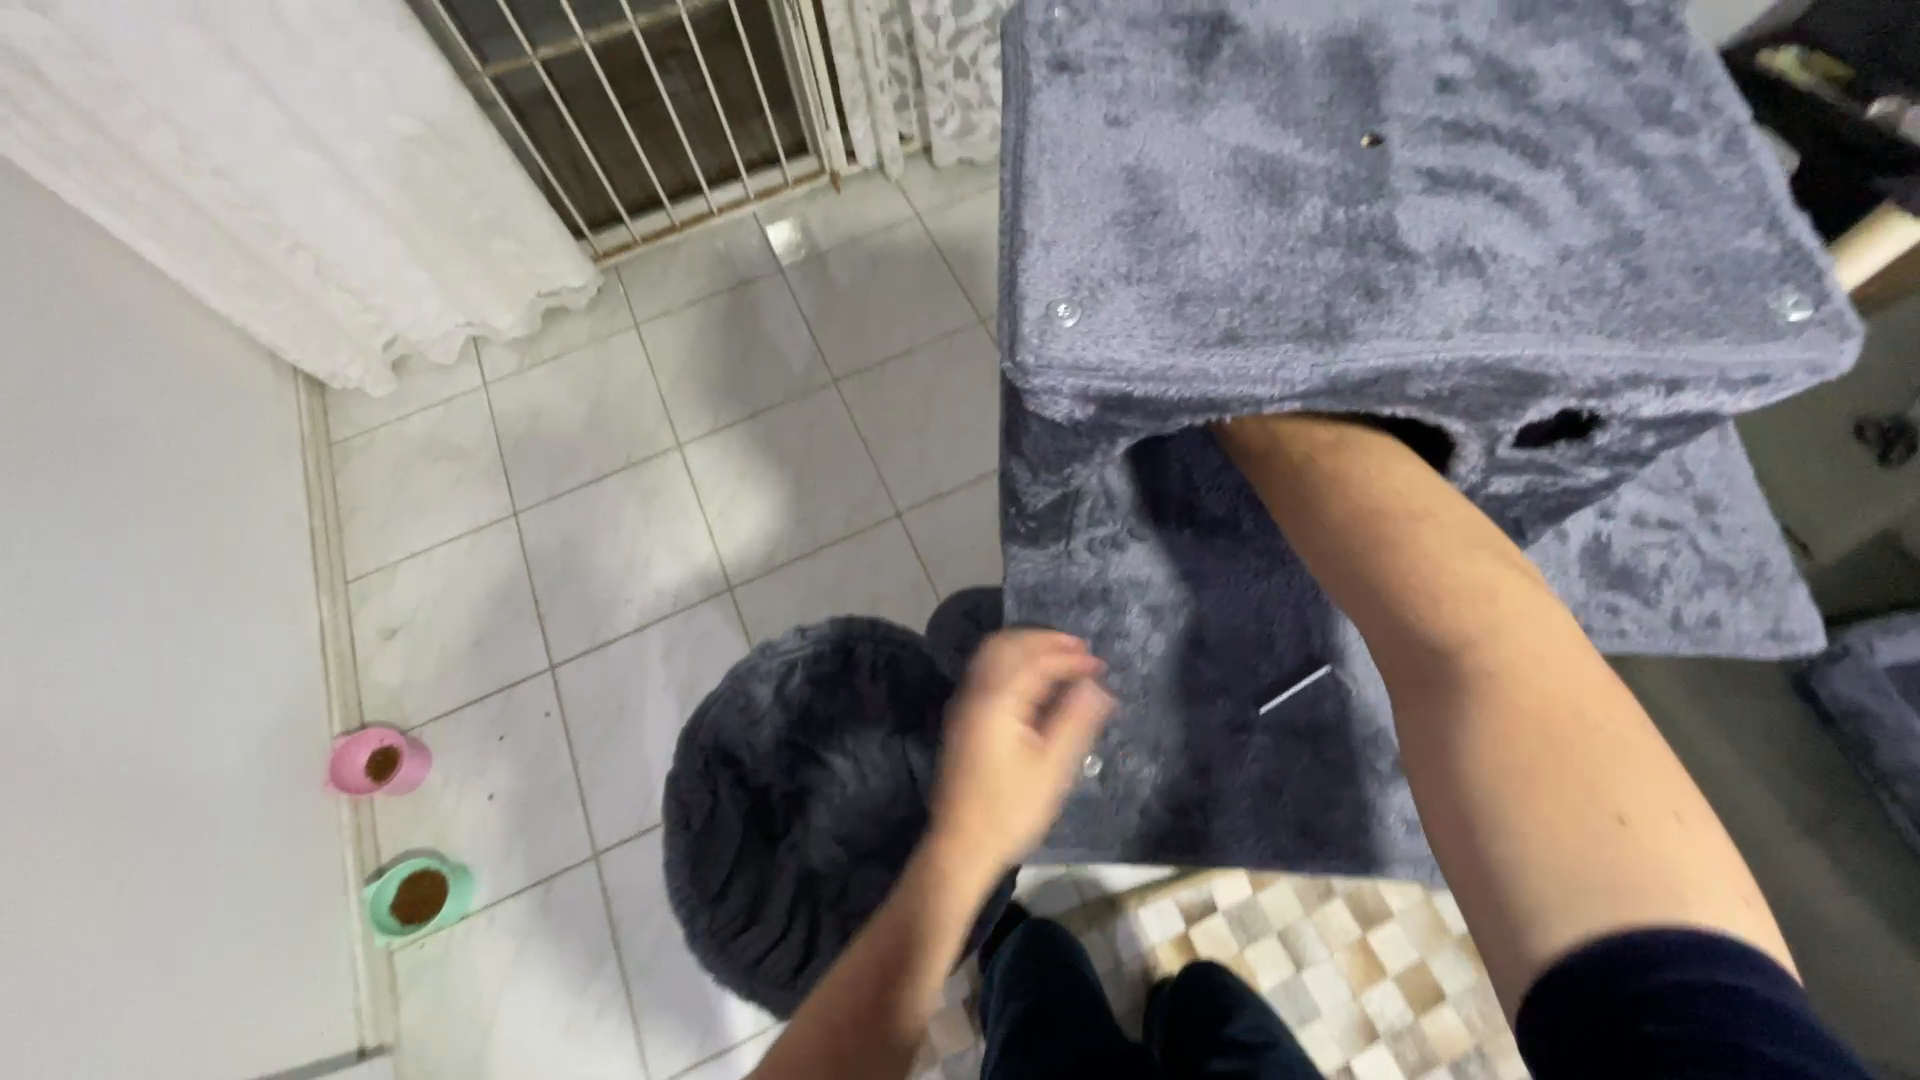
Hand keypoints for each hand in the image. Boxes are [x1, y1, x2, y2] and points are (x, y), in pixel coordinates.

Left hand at [928, 629, 1114, 879]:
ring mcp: (964, 704)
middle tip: (1079, 649)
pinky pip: (987, 671)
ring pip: (993, 655)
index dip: (1070, 657)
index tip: (1099, 664)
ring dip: (1027, 649)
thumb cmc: (1010, 810)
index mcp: (997, 701)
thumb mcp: (1052, 768)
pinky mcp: (963, 718)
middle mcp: (975, 693)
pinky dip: (1013, 664)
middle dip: (1045, 640)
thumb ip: (1075, 720)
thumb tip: (1097, 686)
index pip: (1036, 660)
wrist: (961, 844)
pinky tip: (1035, 682)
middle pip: (1007, 645)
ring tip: (1061, 659)